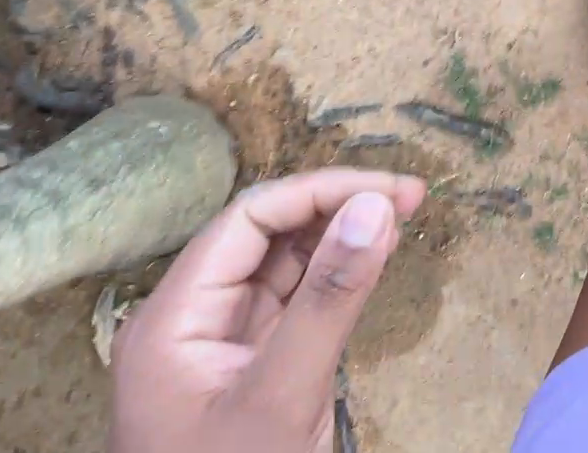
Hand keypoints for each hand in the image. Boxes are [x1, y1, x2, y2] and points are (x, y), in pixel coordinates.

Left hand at [109, 168, 426, 452]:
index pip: (250, 219)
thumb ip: (329, 298)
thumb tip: (377, 204)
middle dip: (338, 204)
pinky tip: (376, 254)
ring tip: (403, 214)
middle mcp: (197, 314)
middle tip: (410, 197)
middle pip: (269, 231)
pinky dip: (341, 269)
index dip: (321, 192)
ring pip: (288, 258)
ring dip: (344, 230)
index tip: (391, 191)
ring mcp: (228, 338)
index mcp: (176, 315)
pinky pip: (301, 294)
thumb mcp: (283, 395)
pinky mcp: (260, 358)